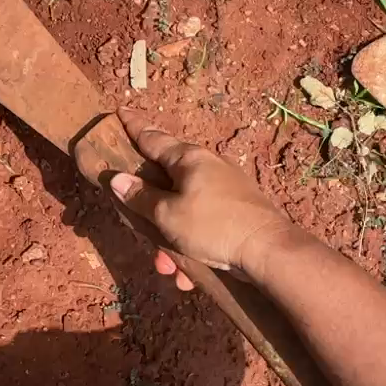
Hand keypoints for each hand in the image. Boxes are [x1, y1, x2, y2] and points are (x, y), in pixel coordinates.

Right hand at [106, 110, 300, 286]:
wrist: (269, 251)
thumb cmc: (213, 225)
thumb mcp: (167, 214)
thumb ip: (140, 197)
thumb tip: (116, 178)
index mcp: (188, 158)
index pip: (151, 137)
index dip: (132, 126)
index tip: (119, 111)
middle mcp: (206, 166)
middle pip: (164, 179)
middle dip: (149, 210)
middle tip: (135, 226)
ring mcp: (223, 187)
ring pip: (181, 208)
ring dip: (169, 239)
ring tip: (168, 266)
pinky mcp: (234, 209)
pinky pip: (201, 224)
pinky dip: (190, 245)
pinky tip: (187, 274)